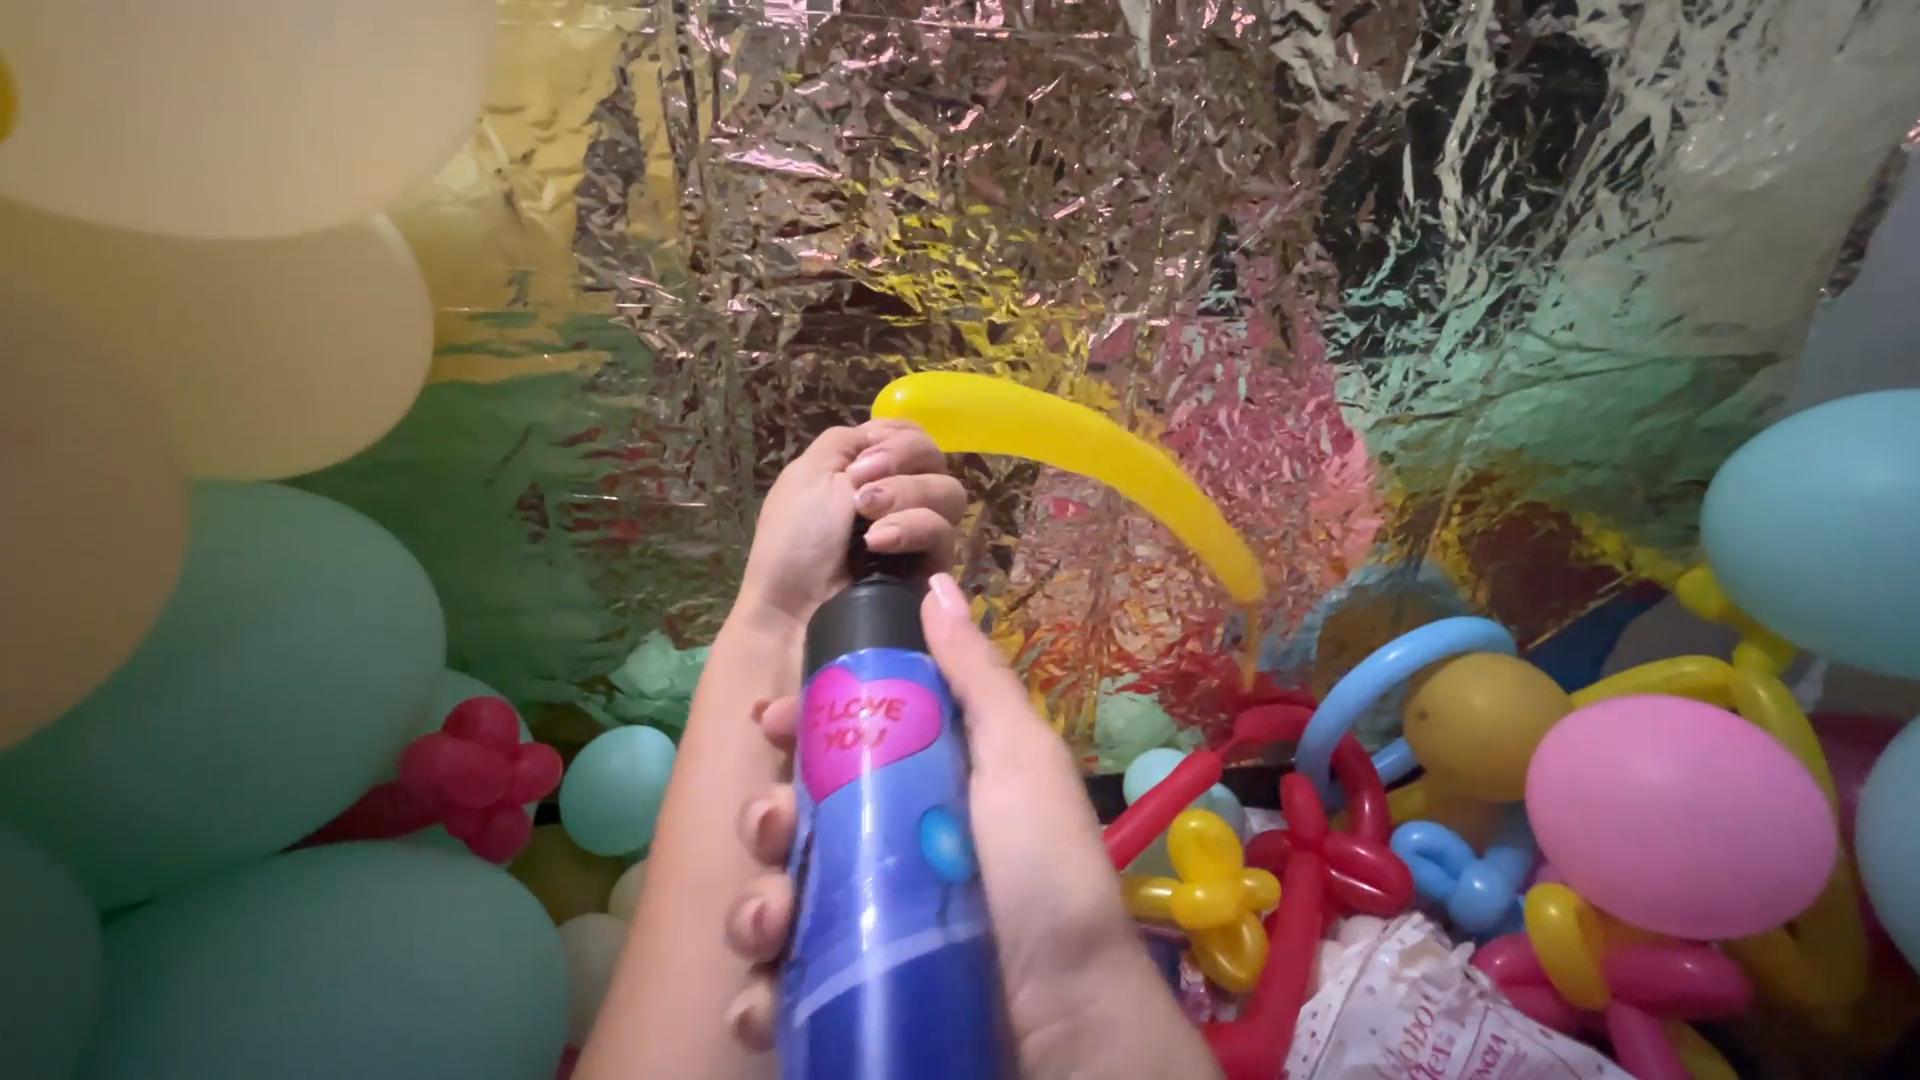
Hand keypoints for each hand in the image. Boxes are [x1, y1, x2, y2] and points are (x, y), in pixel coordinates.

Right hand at [722, 574, 1222, 1078]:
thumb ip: (976, 673)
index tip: (773, 719)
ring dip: (753, 906)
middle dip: (767, 815)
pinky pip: (777, 991)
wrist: (1065, 1013)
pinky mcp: (846, 998)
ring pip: (772, 902)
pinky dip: (758, 994)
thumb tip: (937, 587)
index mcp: (916, 790)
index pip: (839, 745)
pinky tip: (766, 996)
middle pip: (794, 819)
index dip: (799, 727)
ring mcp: (861, 928)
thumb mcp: (1017, 754)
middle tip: (775, 824)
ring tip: (772, 919)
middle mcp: (882, 851)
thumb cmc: (1042, 867)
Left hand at [738, 420, 967, 627]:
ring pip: (948, 492)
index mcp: (868, 471)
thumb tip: (880, 440)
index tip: (864, 456)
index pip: (913, 435)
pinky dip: (912, 528)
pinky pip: (944, 533)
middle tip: (861, 489)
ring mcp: (919, 532)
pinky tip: (879, 542)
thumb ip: (848, 441)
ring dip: (905, 496)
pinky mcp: (932, 567)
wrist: (794, 608)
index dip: (898, 436)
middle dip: (901, 461)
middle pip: (935, 457)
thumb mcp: (809, 472)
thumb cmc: (793, 540)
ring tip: (867, 520)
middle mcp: (900, 496)